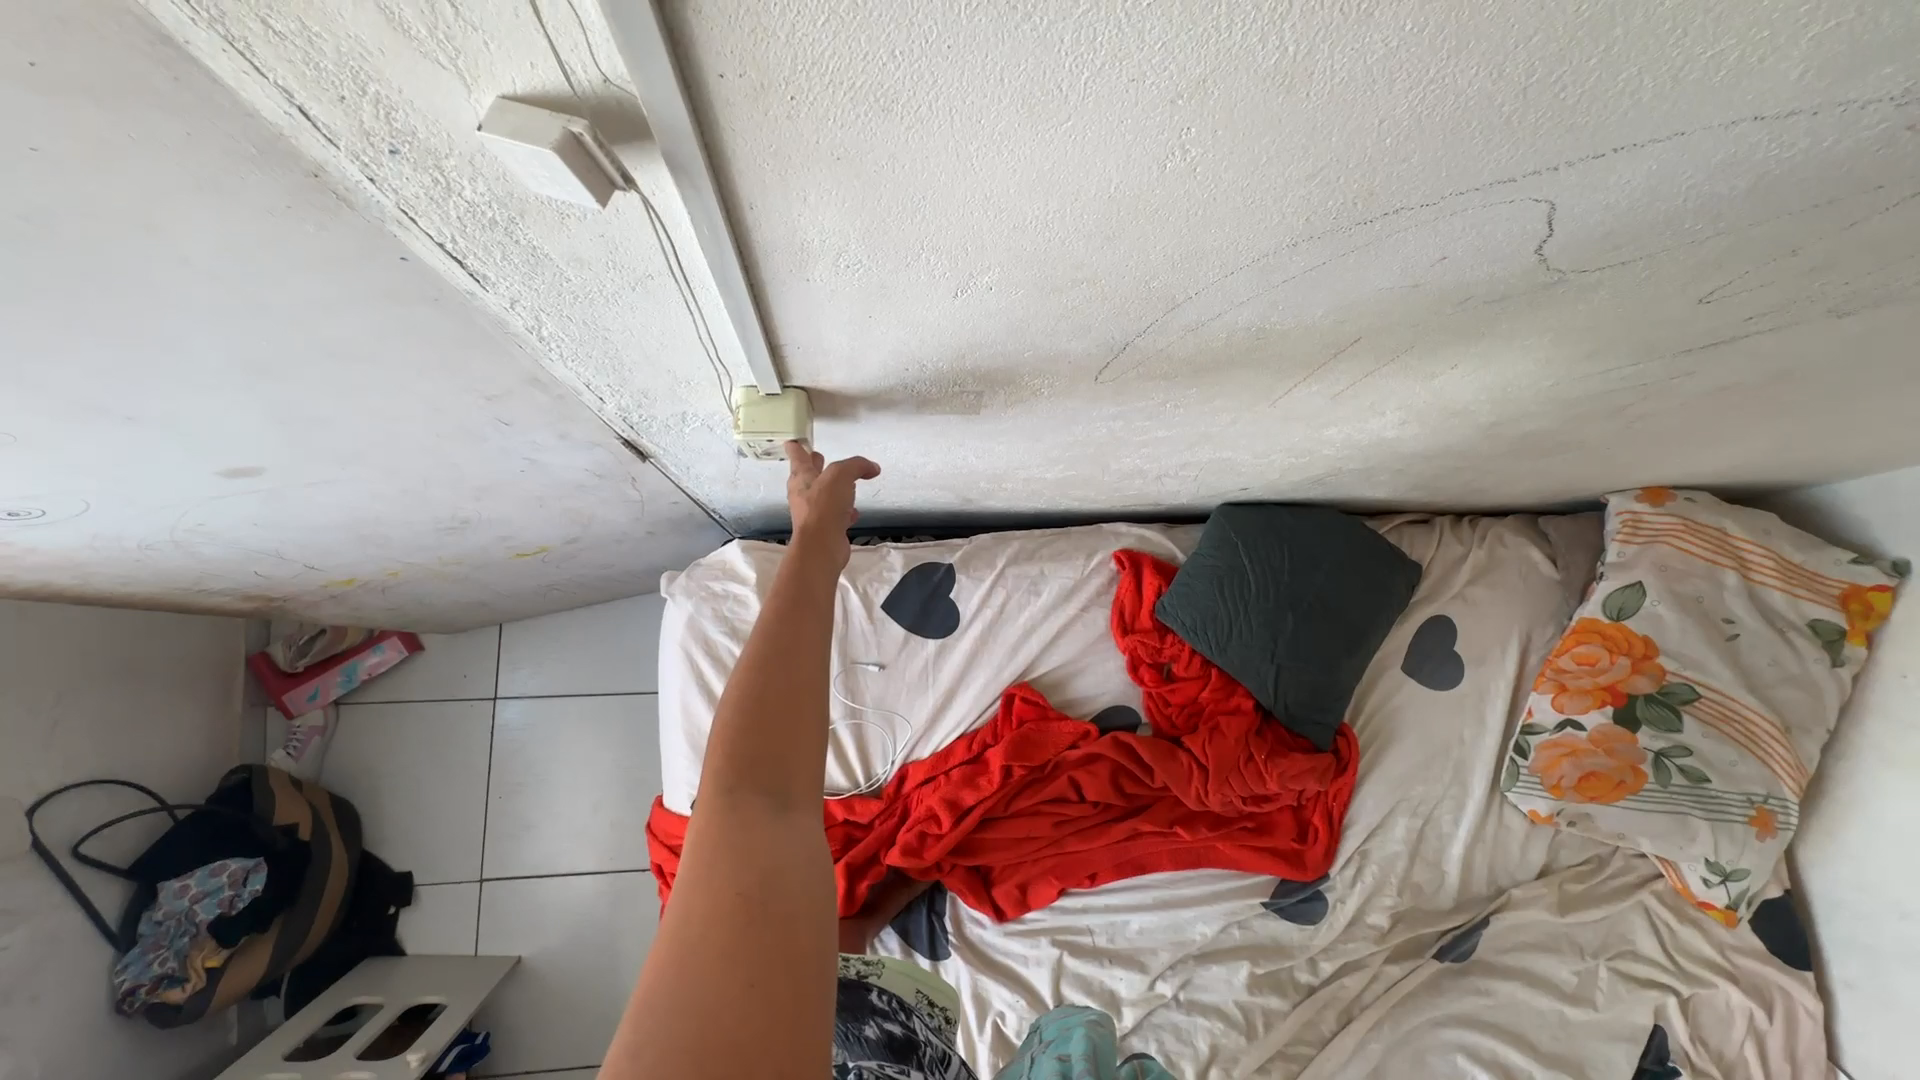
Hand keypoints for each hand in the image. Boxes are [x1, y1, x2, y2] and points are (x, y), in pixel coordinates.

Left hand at [785, 441, 879, 563]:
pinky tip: (853, 512)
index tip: (794, 440)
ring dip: (832, 489)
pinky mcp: (825, 528)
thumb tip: (872, 467)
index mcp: (802, 476)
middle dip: (815, 465)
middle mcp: (804, 493)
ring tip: (845, 484)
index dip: (796, 446)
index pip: (797, 454)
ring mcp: (813, 512)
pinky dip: (844, 511)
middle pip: (809, 474)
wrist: (822, 546)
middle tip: (819, 456)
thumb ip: (857, 466)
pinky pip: (835, 514)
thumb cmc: (824, 506)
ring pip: (823, 494)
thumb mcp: (841, 475)